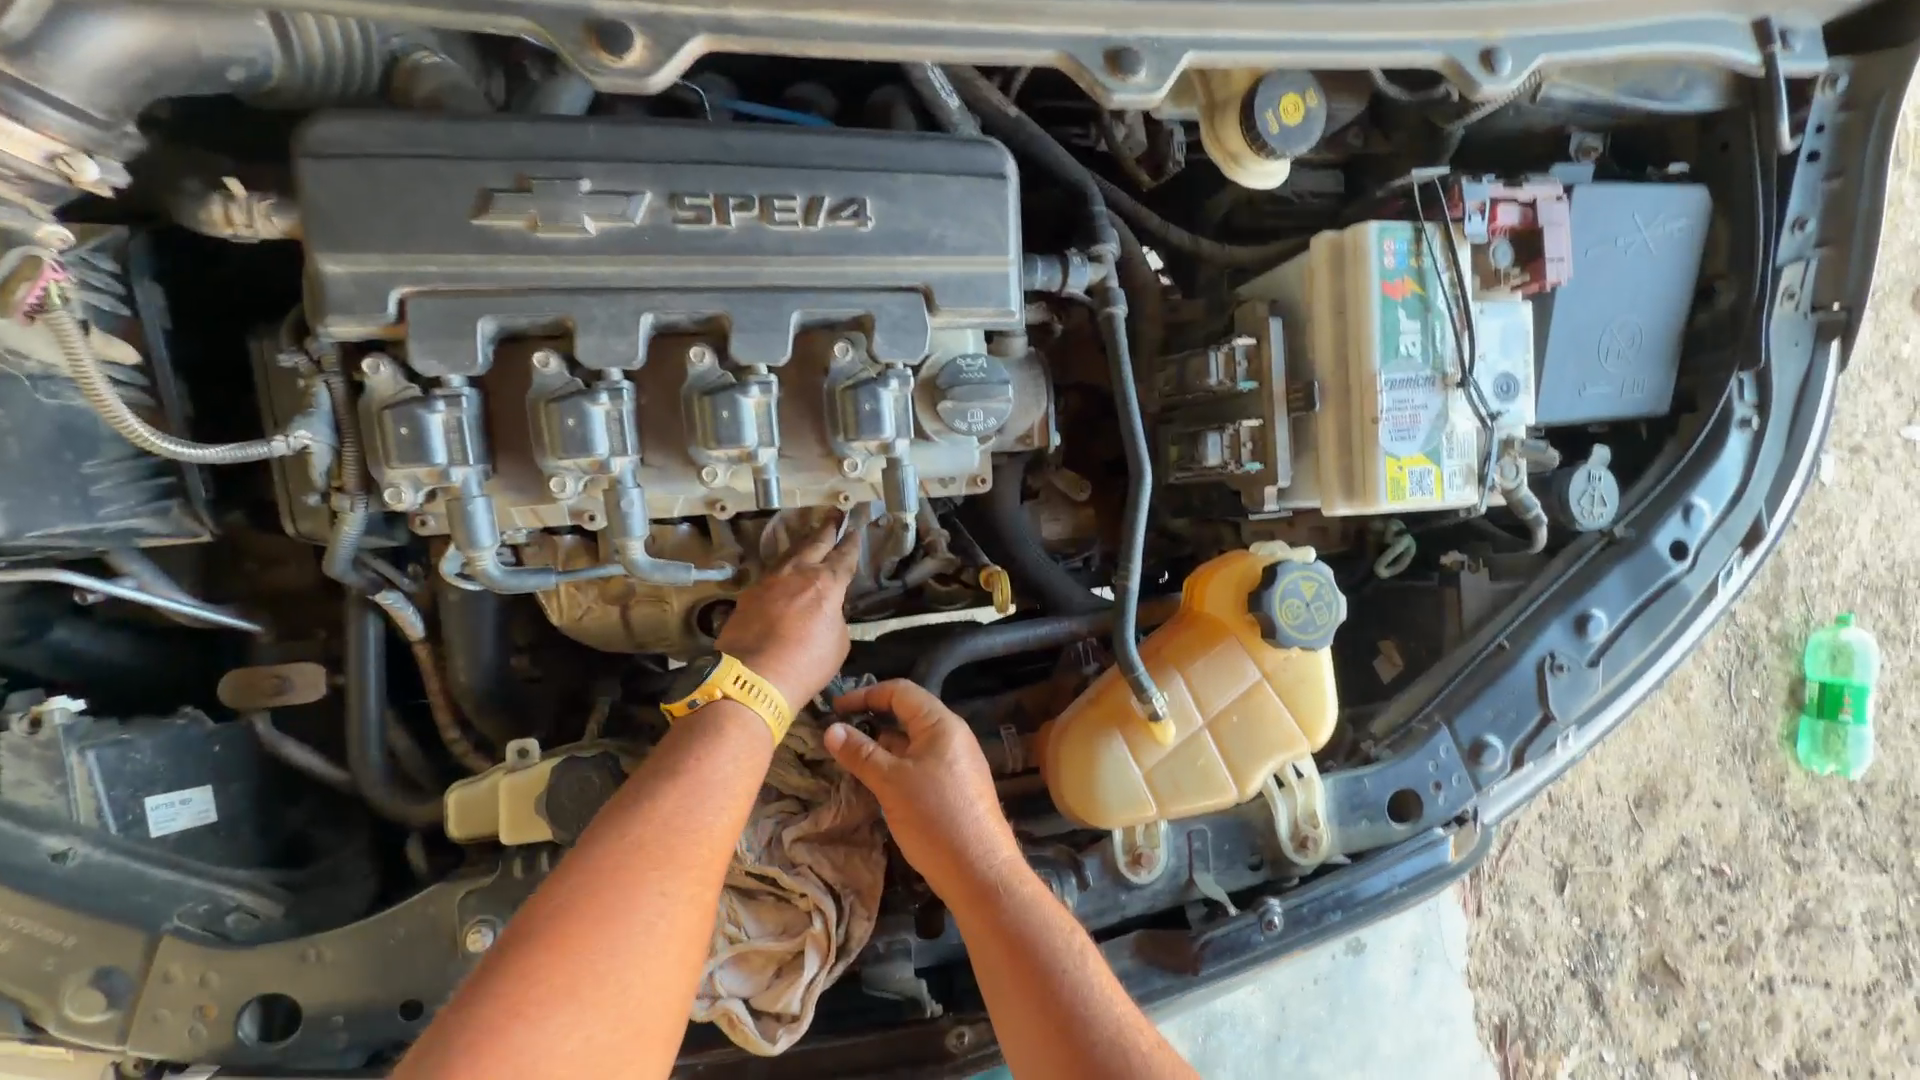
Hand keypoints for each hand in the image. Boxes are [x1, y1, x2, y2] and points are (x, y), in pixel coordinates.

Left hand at [715, 516, 860, 704]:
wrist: (751, 678)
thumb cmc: (805, 664)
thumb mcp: (837, 642)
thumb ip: (834, 617)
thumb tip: (825, 611)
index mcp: (826, 584)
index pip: (843, 557)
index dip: (851, 544)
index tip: (855, 531)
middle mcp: (797, 573)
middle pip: (814, 543)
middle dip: (827, 528)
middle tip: (834, 515)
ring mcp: (769, 581)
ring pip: (789, 553)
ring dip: (802, 543)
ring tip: (809, 536)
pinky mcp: (748, 594)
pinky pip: (771, 571)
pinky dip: (783, 565)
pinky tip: (784, 567)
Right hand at [825, 680, 1024, 903]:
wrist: (979, 872)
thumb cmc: (935, 818)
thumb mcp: (891, 783)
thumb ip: (861, 753)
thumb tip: (831, 729)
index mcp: (941, 724)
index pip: (900, 692)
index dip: (866, 694)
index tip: (835, 709)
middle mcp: (952, 736)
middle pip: (907, 715)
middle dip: (872, 720)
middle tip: (838, 733)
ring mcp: (955, 763)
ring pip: (912, 743)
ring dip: (882, 746)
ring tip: (848, 758)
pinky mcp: (954, 788)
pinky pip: (920, 764)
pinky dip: (895, 766)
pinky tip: (875, 782)